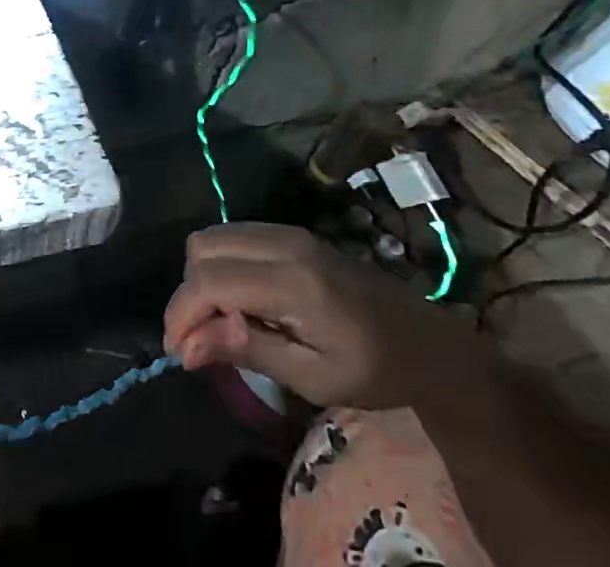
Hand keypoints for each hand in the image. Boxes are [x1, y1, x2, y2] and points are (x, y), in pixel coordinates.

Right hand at [164, 222, 476, 408]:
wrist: (431, 344)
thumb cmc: (377, 370)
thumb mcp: (313, 377)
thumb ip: (246, 350)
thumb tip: (184, 348)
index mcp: (294, 281)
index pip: (209, 281)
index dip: (181, 314)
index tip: (178, 353)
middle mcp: (284, 243)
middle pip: (201, 248)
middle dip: (188, 294)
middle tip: (202, 339)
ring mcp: (288, 233)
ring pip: (212, 237)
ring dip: (201, 277)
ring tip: (219, 322)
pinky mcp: (290, 234)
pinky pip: (233, 236)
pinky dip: (220, 265)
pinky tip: (239, 300)